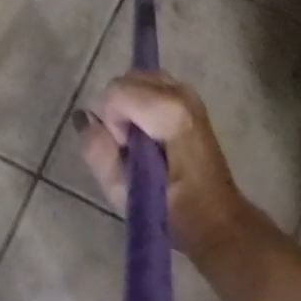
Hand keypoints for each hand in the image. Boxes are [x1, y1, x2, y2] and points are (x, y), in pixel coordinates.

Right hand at [76, 72, 261, 254]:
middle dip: (118, 110)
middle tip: (130, 149)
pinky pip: (152, 86)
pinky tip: (150, 134)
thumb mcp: (124, 192)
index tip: (125, 152)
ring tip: (140, 143)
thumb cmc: (171, 213)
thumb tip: (84, 118)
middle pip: (127, 80)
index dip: (111, 122)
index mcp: (171, 112)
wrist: (216, 219)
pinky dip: (142, 103)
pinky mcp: (190, 97)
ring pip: (139, 80)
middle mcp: (182, 91)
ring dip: (129, 106)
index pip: (115, 92)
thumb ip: (98, 152)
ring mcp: (189, 91)